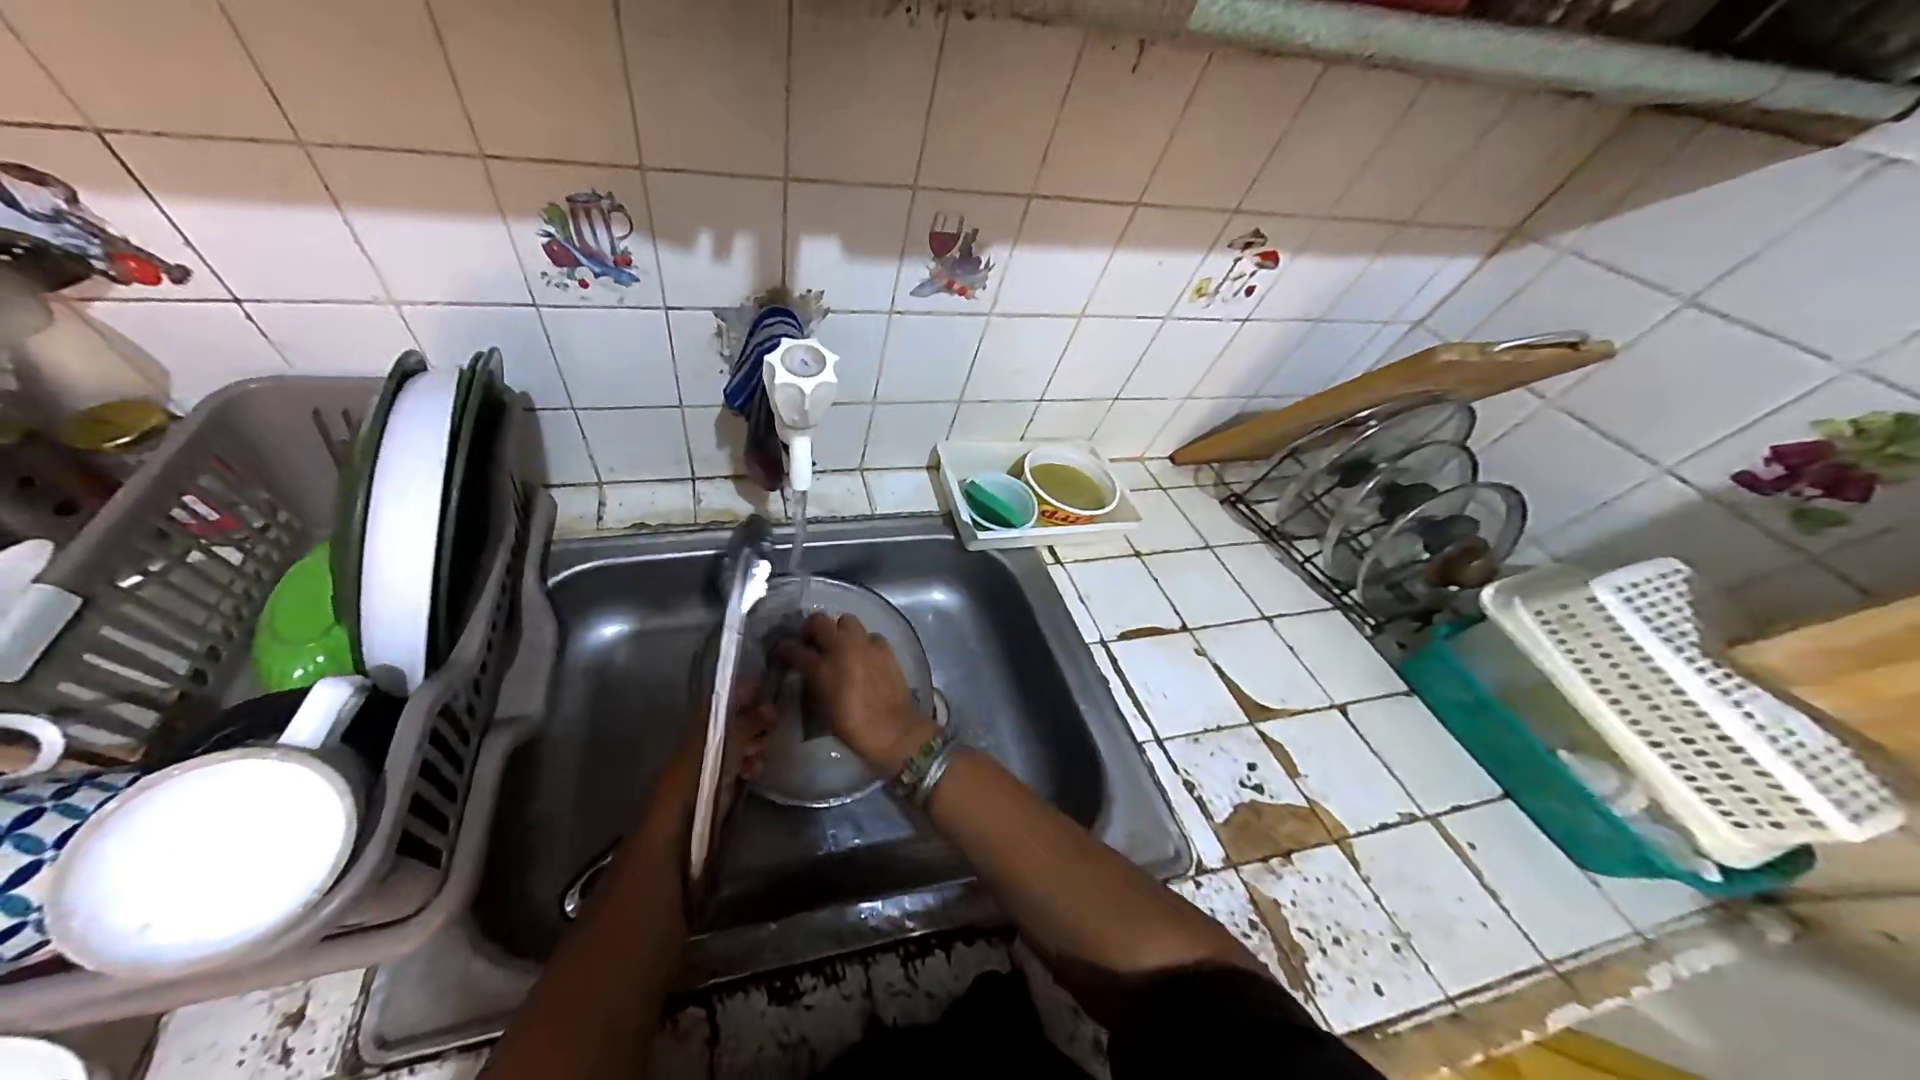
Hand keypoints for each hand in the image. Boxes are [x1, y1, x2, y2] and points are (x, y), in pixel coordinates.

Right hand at [774, 613, 934, 774]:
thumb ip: (814, 684)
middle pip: (818, 620)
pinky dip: (865, 642)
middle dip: (811, 629)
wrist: (893, 729)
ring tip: (841, 646)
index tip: (783, 653)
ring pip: (846, 620)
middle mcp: (842, 649)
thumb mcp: (822, 709)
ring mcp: (865, 645)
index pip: (793, 648)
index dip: (784, 649)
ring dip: (840, 630)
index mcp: (821, 668)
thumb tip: (811, 674)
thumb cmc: (854, 728)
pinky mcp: (885, 648)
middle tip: (813, 643)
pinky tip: (866, 656)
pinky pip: (870, 635)